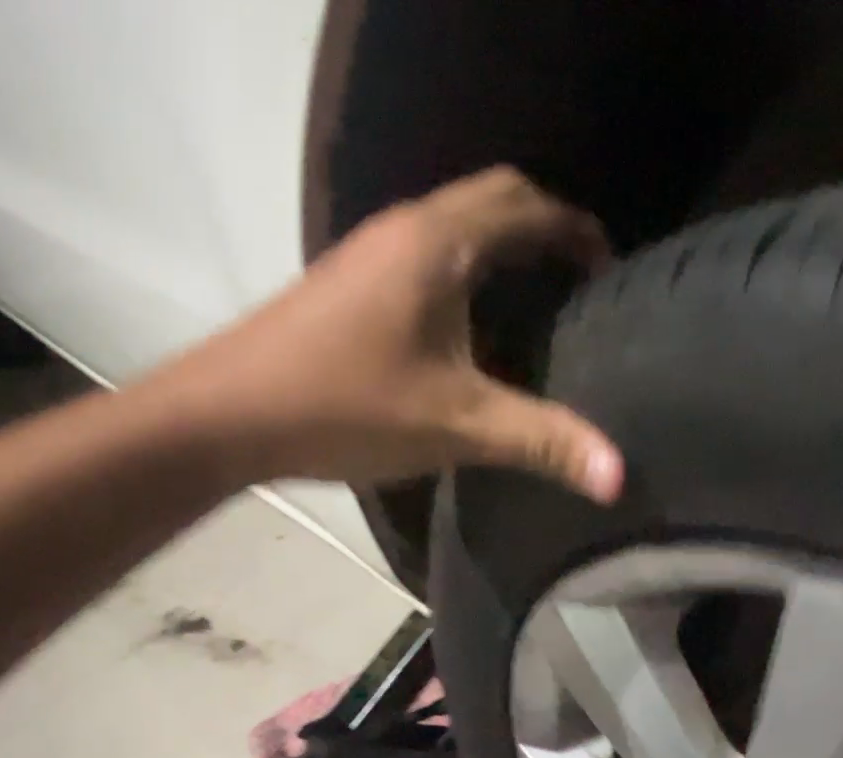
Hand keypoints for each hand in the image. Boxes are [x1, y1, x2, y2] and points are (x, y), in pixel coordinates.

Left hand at [147, 166, 623, 501]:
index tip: (611, 268)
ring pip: (457, 220)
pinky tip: (475, 320)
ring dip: (504, 240)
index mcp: (439, 244)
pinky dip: (470, 262)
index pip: (528, 205)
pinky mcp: (352, 277)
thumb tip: (618, 476)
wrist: (224, 415)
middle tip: (582, 276)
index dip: (577, 228)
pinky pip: (429, 246)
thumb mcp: (458, 425)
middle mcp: (406, 228)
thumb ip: (543, 441)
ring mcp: (371, 248)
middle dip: (545, 224)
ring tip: (541, 295)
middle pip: (494, 197)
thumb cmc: (346, 405)